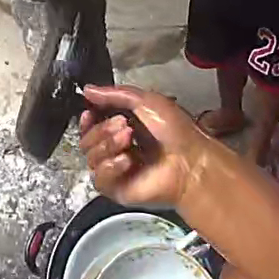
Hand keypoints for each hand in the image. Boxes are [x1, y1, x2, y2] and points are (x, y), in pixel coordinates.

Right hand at [78, 85, 213, 208]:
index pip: (92, 124)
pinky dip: (111, 167)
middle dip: (102, 130)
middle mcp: (118, 148)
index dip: (87, 119)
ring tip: (129, 139)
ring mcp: (117, 170)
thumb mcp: (148, 101)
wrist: (190, 162)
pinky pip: (98, 178)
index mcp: (124, 127)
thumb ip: (115, 94)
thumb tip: (88, 90)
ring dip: (107, 145)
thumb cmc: (176, 132)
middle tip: (124, 126)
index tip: (90, 112)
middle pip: (87, 140)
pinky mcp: (117, 189)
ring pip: (91, 158)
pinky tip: (128, 161)